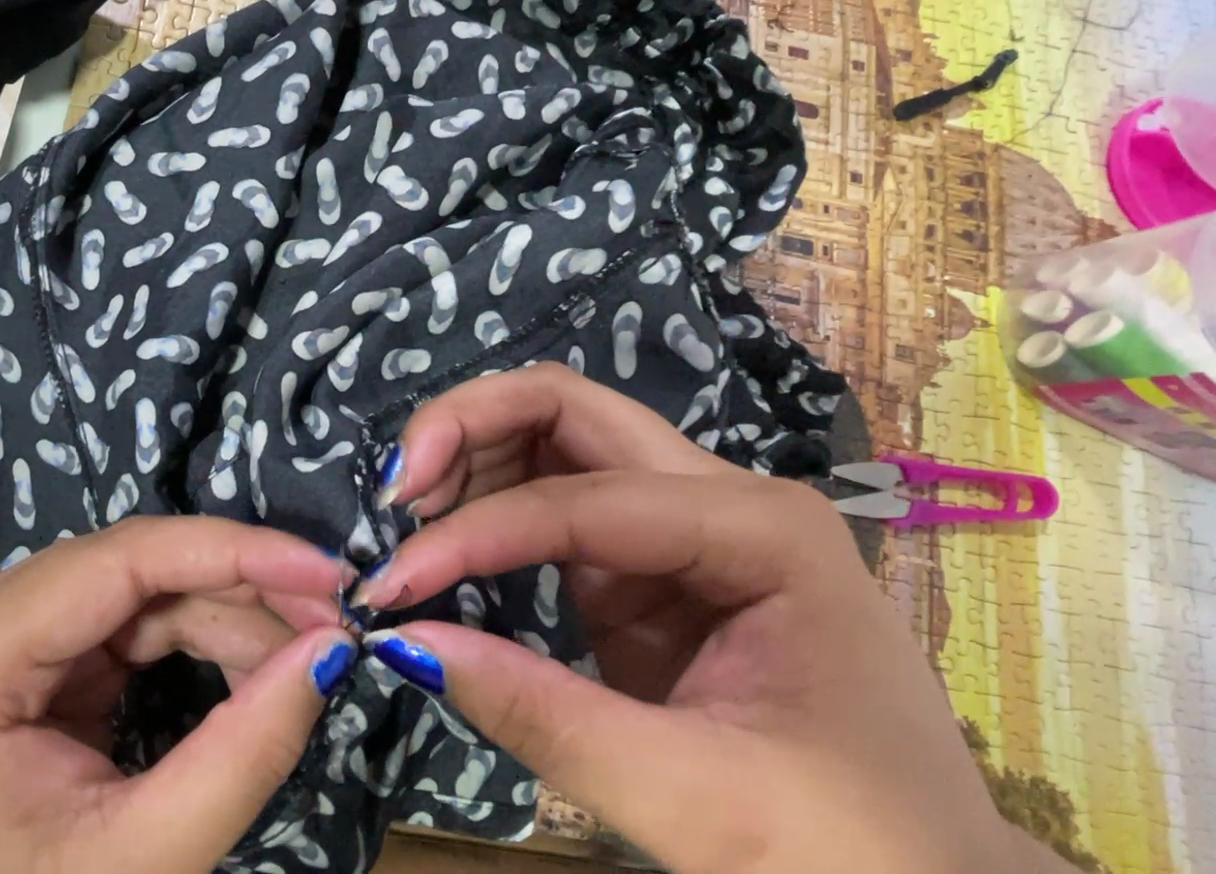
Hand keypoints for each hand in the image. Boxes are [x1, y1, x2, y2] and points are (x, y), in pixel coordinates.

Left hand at [0, 517, 359, 873]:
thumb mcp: (138, 856)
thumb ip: (241, 753)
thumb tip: (333, 649)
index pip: (124, 559)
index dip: (235, 551)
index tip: (328, 574)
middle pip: (138, 569)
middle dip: (244, 589)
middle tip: (335, 625)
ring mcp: (13, 639)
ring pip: (146, 594)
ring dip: (233, 619)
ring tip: (306, 658)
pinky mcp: (43, 667)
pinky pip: (135, 629)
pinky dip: (203, 646)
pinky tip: (254, 672)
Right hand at [352, 364, 1064, 873]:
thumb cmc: (845, 851)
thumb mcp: (691, 796)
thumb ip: (539, 713)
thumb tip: (401, 643)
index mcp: (759, 529)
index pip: (582, 499)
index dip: (476, 532)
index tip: (393, 583)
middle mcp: (719, 499)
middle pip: (571, 409)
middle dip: (469, 428)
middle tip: (395, 488)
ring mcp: (679, 528)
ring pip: (554, 440)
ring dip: (473, 457)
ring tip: (407, 510)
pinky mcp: (644, 569)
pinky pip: (551, 505)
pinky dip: (488, 510)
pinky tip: (445, 541)